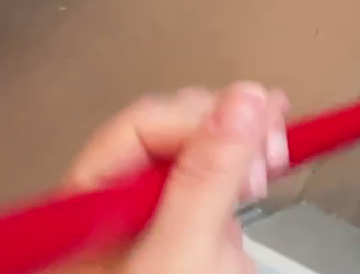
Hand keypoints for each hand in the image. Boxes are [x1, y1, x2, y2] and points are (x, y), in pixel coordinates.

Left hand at [57, 83, 289, 272]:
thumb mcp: (185, 258)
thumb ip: (208, 180)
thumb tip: (242, 101)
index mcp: (89, 218)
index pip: (138, 130)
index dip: (198, 125)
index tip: (244, 141)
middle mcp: (121, 210)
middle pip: (176, 125)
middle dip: (234, 130)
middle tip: (260, 158)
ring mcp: (163, 212)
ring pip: (208, 134)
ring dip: (252, 138)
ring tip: (267, 163)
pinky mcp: (202, 215)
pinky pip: (231, 157)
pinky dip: (261, 150)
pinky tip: (270, 164)